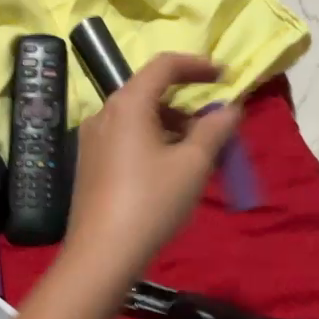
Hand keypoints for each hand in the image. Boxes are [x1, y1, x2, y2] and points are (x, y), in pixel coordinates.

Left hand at [63, 53, 241, 280]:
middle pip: (150, 93)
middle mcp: (104, 114)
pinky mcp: (89, 165)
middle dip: (187, 106)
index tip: (224, 77)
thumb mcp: (193, 164)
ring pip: (138, 120)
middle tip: (215, 130)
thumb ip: (215, 129)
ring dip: (171, 128)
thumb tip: (229, 109)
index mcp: (127, 103)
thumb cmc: (151, 202)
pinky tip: (168, 174)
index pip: (164, 65)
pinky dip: (152, 144)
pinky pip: (126, 140)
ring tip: (196, 158)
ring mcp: (91, 140)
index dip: (198, 65)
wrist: (101, 254)